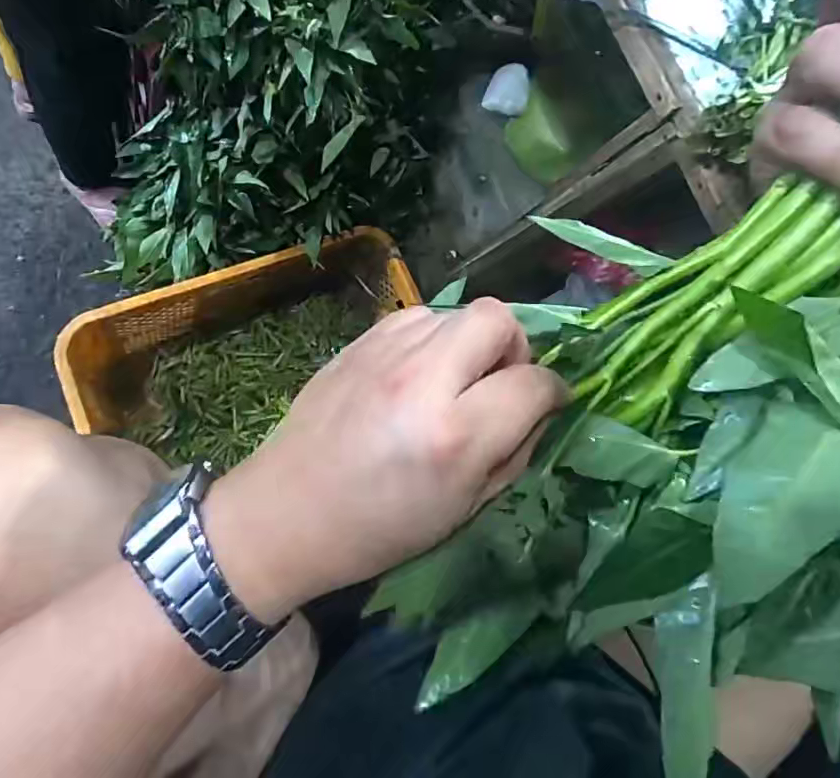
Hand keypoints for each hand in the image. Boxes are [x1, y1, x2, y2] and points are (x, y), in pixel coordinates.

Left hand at [202, 299, 568, 622]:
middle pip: (497, 318)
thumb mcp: (464, 507)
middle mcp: (421, 378)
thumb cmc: (379, 527)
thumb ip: (514, 450)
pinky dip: (432, 339)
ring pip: (456, 312)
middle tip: (497, 384)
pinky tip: (416, 374)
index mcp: (453, 435)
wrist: (287, 508)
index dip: (552, 393)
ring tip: (451, 383)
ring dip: (469, 343)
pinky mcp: (359, 341)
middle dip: (514, 347)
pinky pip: (417, 318)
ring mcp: (384, 351)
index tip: (546, 405)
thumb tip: (539, 406)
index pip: (532, 382)